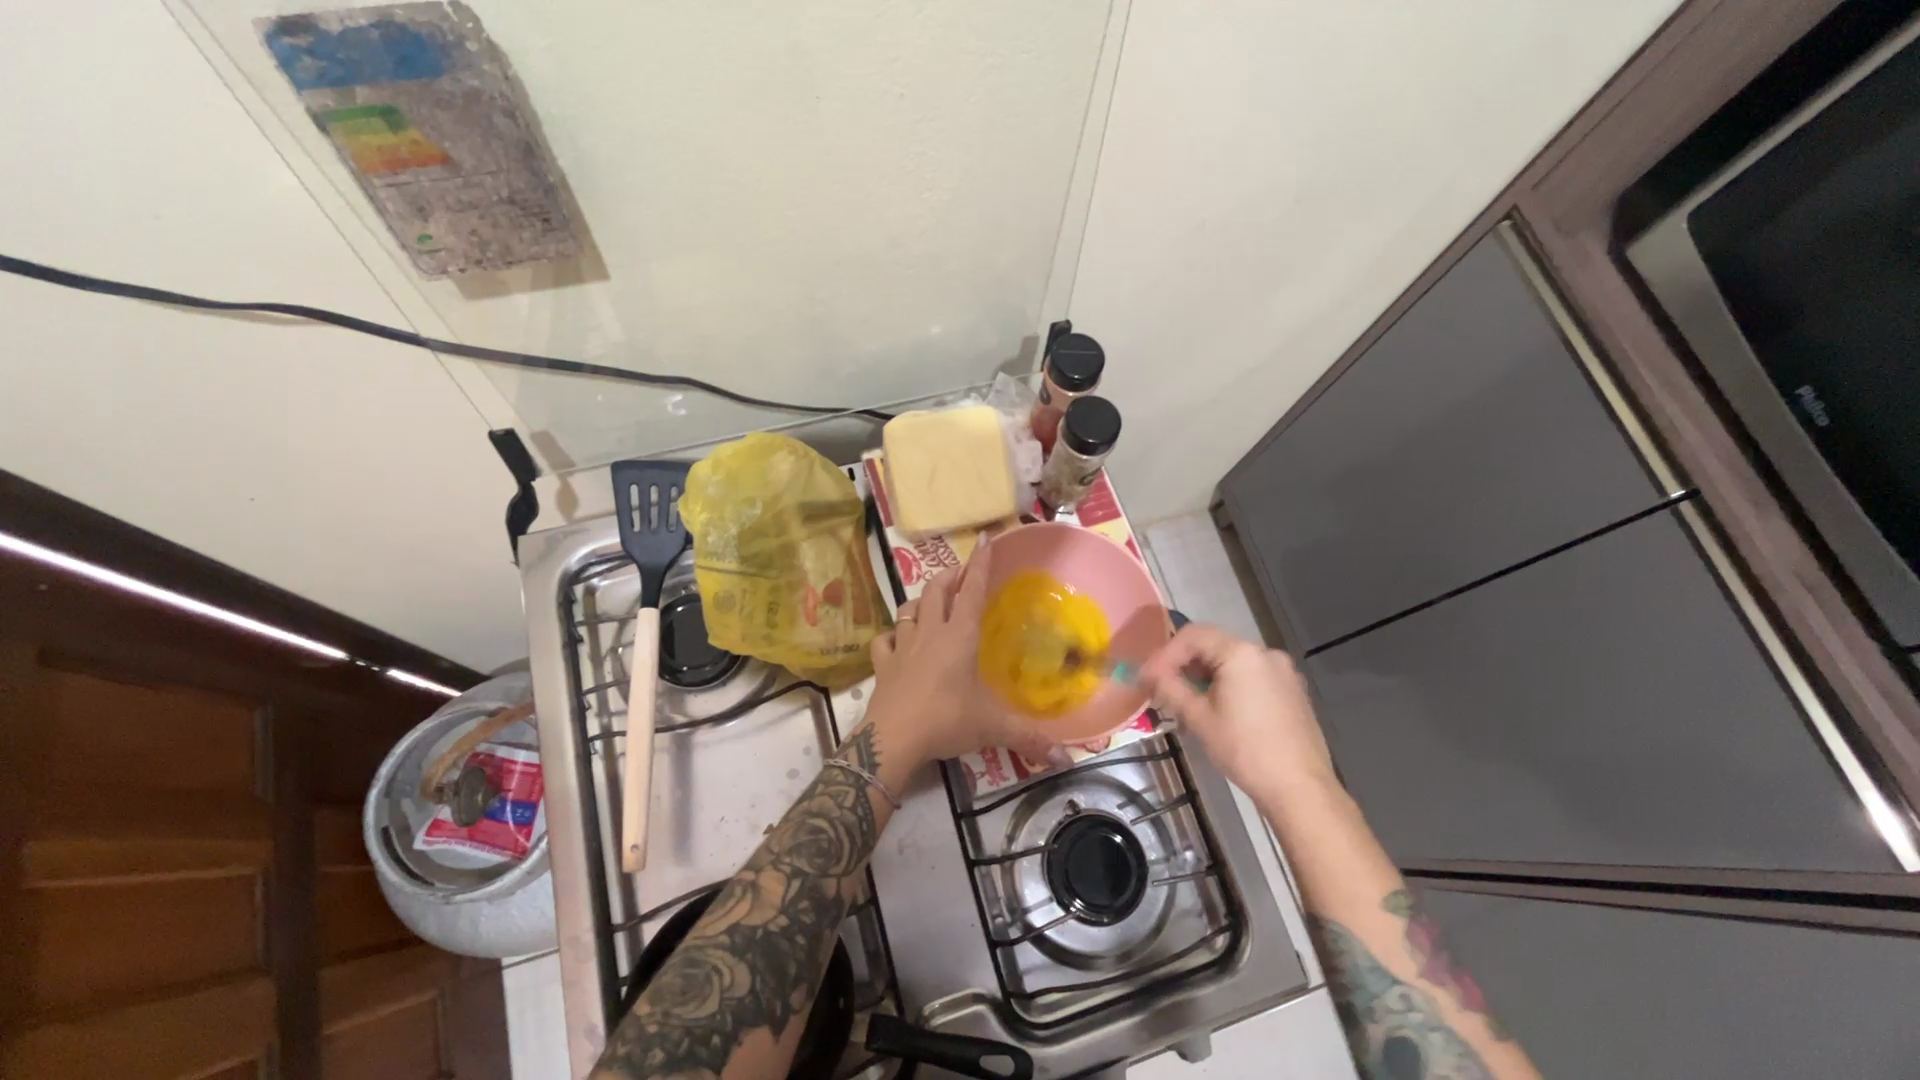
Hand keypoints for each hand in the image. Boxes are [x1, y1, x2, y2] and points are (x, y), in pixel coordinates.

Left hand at [864, 542, 1054, 770]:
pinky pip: (884, 641)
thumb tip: (1066, 759)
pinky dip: (891, 636)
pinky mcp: (882, 665)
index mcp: (960, 637)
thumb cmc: (946, 720)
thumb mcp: (993, 728)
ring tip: (930, 602)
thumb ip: (1029, 739)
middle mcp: (930, 633)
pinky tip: (895, 641)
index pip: (973, 591)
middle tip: (960, 572)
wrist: (892, 739)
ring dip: (921, 601)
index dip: (981, 564)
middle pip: (937, 590)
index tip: (985, 540)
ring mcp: (902, 647)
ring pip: (909, 610)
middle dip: (949, 576)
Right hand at [1137, 623, 1335, 802]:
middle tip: (1162, 688)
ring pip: (1233, 662)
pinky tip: (1219, 710)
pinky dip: (1230, 684)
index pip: (1192, 636)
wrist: (1299, 786)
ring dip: (1206, 675)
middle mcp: (1265, 652)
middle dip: (1184, 664)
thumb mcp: (1199, 719)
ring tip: (1187, 702)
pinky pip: (1253, 676)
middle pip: (1214, 645)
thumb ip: (1170, 689)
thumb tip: (1148, 675)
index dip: (1164, 654)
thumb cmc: (1244, 750)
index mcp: (1241, 653)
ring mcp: (1283, 671)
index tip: (1146, 678)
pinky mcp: (1293, 690)